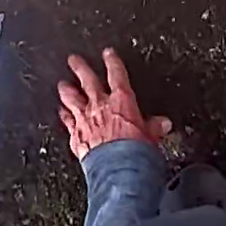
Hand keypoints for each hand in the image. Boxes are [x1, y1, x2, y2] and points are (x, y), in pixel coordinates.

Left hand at [57, 48, 172, 160]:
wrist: (119, 172)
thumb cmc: (136, 154)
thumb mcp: (152, 138)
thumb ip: (154, 128)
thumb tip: (163, 124)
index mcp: (122, 101)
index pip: (116, 74)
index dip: (112, 61)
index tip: (107, 53)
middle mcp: (100, 106)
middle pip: (87, 80)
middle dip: (80, 68)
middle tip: (73, 59)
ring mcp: (85, 120)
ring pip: (72, 98)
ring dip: (67, 90)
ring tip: (62, 84)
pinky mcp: (76, 136)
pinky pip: (67, 121)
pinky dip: (64, 116)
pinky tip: (62, 113)